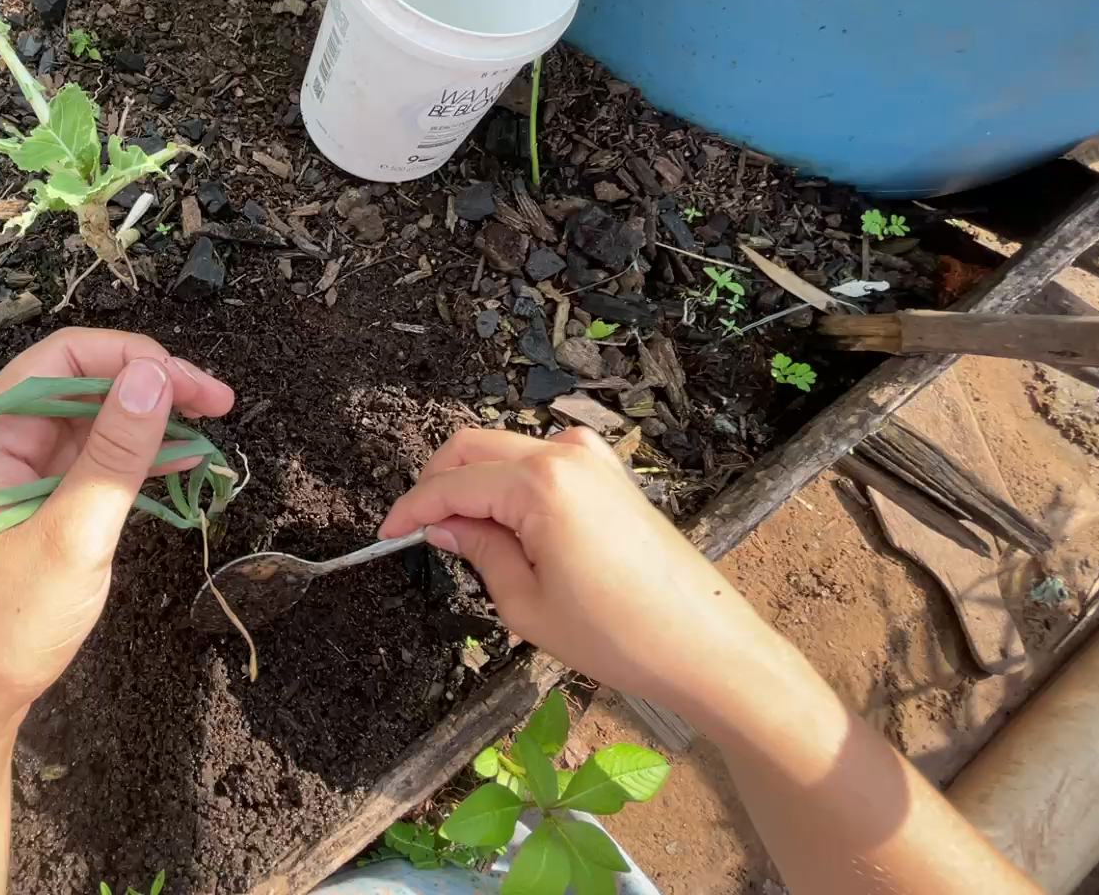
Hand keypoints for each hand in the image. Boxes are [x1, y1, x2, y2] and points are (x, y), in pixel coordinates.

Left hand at [0, 328, 233, 726]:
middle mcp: (8, 435)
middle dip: (153, 384)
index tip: (189, 383)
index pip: (67, 357)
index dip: (132, 356)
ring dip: (154, 419)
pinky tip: (185, 460)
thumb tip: (156, 375)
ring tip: (212, 426)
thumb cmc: (9, 621)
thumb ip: (114, 453)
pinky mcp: (50, 495)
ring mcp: (29, 466)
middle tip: (217, 402)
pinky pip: (102, 457)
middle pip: (88, 381)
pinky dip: (143, 456)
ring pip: (101, 418)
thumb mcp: (72, 533)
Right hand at [378, 428, 802, 730]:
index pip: (451, 485)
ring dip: (471, 479)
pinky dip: (509, 478)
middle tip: (420, 528)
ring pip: (503, 448)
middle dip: (436, 483)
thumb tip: (440, 527)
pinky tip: (508, 518)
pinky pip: (540, 458)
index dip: (411, 509)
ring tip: (465, 533)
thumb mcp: (524, 602)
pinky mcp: (608, 472)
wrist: (710, 650)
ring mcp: (591, 458)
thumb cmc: (617, 636)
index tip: (387, 532)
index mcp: (539, 485)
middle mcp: (563, 455)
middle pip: (471, 447)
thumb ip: (475, 549)